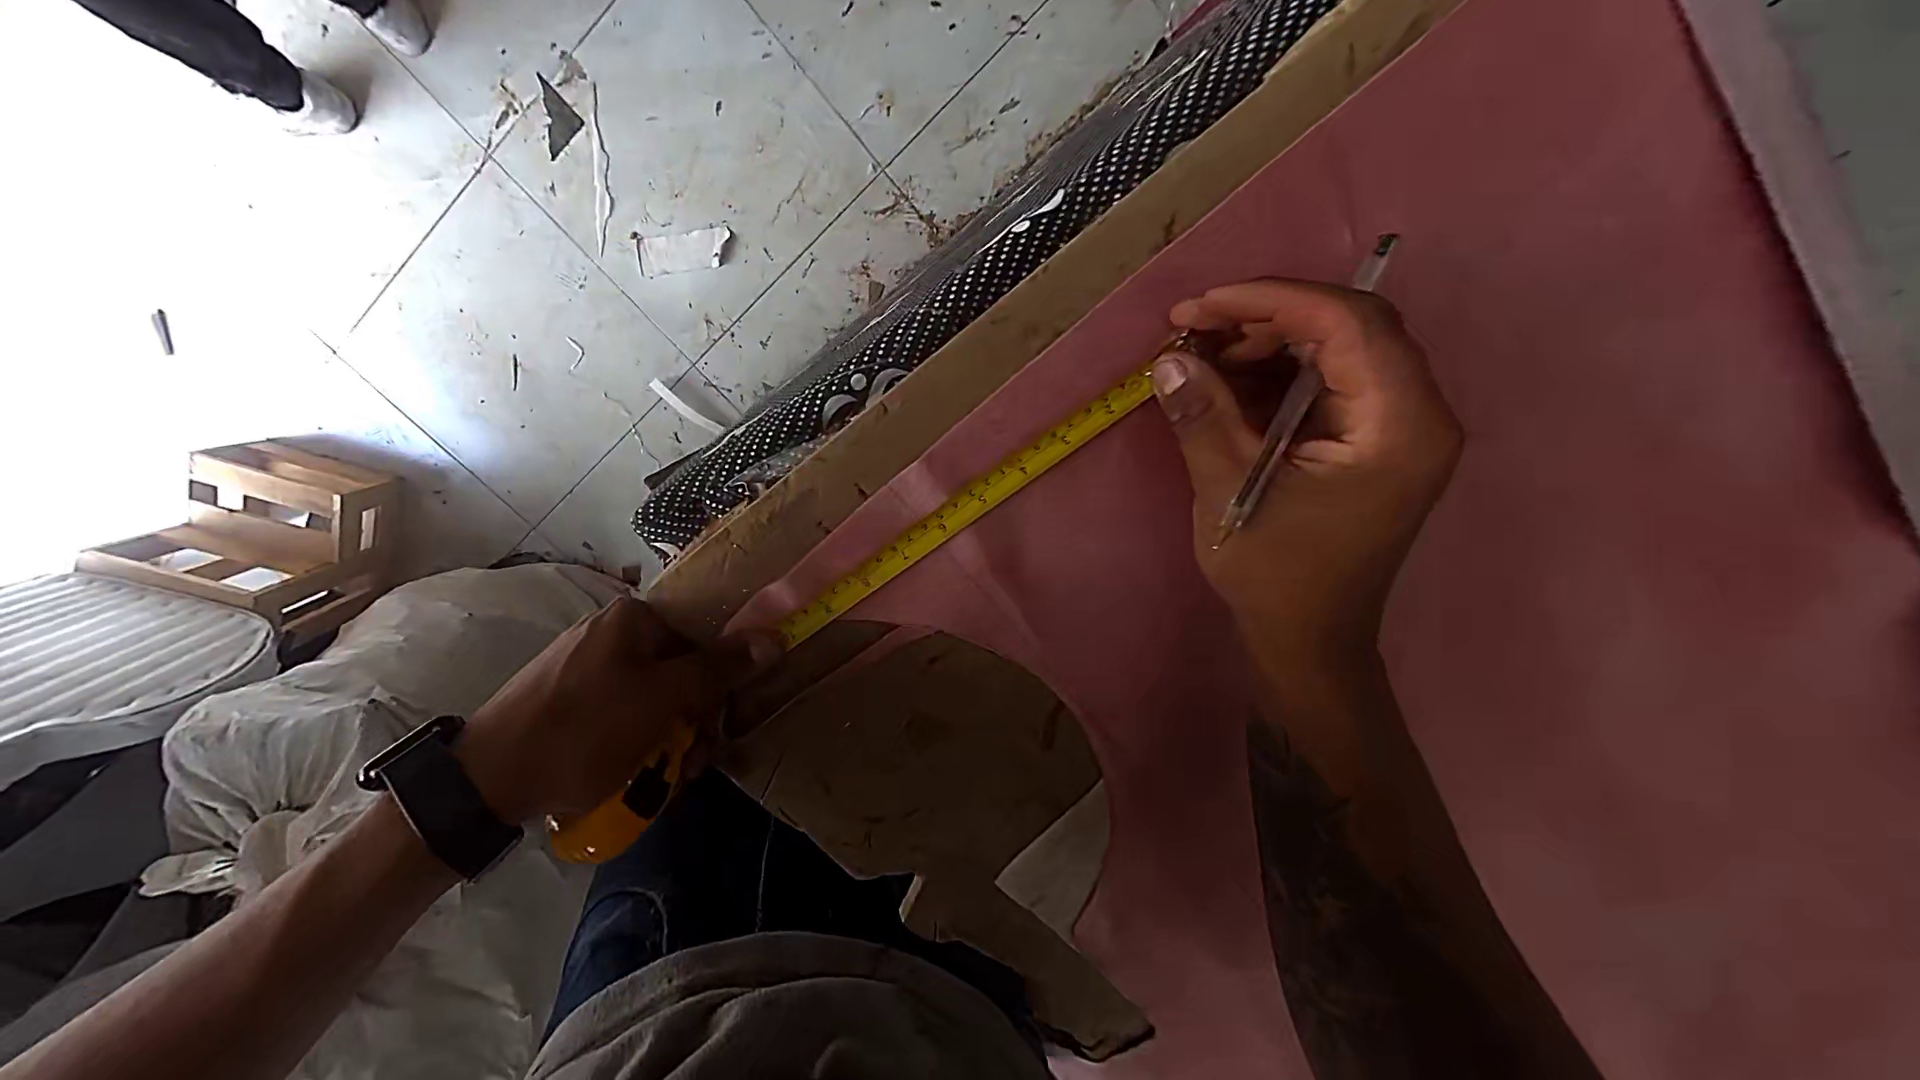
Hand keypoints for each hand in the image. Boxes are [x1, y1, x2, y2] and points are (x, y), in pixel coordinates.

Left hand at [453, 596, 780, 823]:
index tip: (723, 720)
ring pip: (658, 695)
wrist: (487, 780)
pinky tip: (641, 770)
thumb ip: (719, 668)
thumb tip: (773, 639)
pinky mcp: (574, 697)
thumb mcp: (662, 699)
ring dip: (674, 734)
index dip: (723, 678)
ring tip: (670, 776)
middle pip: (682, 668)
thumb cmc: (585, 729)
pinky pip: (628, 710)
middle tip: (697, 760)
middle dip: (697, 717)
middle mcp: (614, 633)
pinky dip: (643, 738)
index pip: (704, 635)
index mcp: (634, 618)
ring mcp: (590, 665)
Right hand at [1155, 278, 1461, 660]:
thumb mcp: (1229, 492)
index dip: (1270, 300)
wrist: (1309, 640)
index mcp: (1399, 425)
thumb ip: (1202, 418)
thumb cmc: (1275, 577)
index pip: (1347, 323)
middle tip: (1191, 329)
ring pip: (1337, 350)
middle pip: (1347, 327)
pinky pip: (1328, 384)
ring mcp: (1397, 427)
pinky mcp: (1372, 441)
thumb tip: (1167, 358)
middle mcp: (1416, 414)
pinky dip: (1276, 376)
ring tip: (1200, 358)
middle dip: (1264, 318)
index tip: (1200, 305)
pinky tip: (1226, 385)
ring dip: (1266, 345)